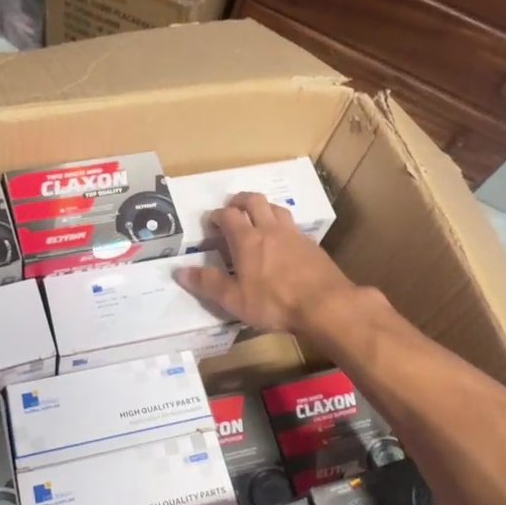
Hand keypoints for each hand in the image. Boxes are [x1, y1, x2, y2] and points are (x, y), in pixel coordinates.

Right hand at [174, 192, 367, 335]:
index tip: (210, 222)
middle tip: (233, 207)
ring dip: (264, 208)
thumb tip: (180, 271)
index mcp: (247, 240)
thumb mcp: (235, 300)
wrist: (326, 305)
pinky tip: (284, 241)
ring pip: (277, 209)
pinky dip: (284, 226)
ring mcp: (294, 235)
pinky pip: (294, 226)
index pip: (228, 216)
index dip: (216, 215)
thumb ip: (208, 284)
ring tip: (258, 217)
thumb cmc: (275, 303)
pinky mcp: (312, 245)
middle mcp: (270, 230)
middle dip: (240, 200)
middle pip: (255, 201)